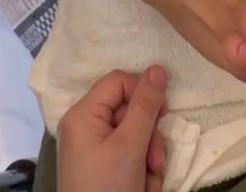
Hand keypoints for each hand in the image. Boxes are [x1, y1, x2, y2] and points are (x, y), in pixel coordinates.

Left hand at [57, 66, 169, 191]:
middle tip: (156, 159)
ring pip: (133, 135)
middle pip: (128, 109)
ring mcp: (92, 150)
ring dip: (149, 156)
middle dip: (149, 134)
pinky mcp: (102, 170)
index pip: (119, 82)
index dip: (143, 93)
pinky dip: (141, 171)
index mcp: (83, 114)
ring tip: (150, 180)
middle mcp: (84, 127)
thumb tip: (159, 67)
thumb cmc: (108, 189)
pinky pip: (129, 156)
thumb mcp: (130, 146)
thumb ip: (146, 106)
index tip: (162, 113)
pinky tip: (144, 188)